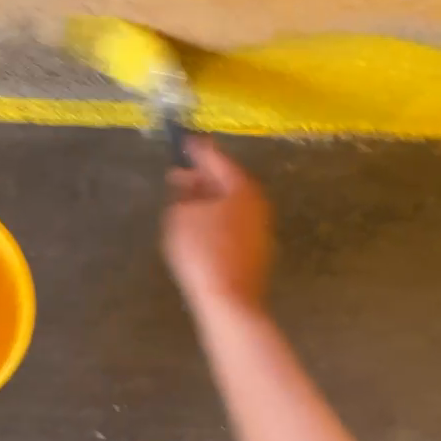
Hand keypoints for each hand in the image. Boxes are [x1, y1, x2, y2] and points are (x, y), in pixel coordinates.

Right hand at [163, 137, 273, 311]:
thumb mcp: (180, 217)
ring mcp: (260, 228)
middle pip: (226, 182)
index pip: (216, 158)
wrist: (229, 301)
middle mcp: (257, 203)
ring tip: (185, 204)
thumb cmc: (203, 253)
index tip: (183, 139)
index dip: (196, 149)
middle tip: (180, 175)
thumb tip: (186, 181)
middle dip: (202, 178)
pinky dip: (216, 220)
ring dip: (208, 201)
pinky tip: (199, 231)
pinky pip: (232, 225)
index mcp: (241, 187)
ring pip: (230, 204)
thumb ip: (182, 193)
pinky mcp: (256, 251)